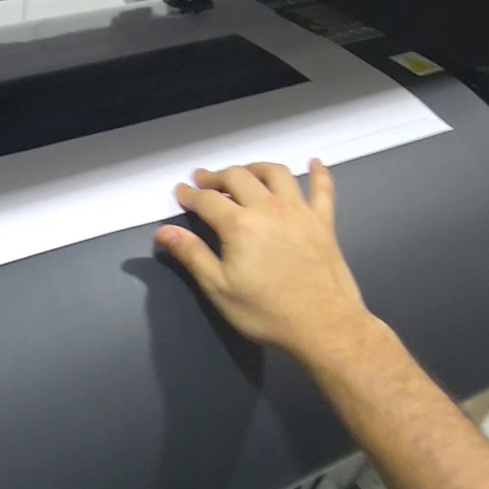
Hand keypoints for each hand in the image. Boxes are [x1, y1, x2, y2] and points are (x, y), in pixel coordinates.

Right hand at [155, 160, 377, 364]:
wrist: (323, 325)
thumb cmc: (265, 311)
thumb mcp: (218, 287)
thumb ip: (191, 254)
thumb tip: (164, 231)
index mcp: (239, 224)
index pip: (207, 200)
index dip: (190, 194)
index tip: (180, 191)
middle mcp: (268, 208)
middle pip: (239, 177)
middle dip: (217, 176)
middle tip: (204, 180)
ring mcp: (300, 211)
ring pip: (276, 173)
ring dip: (255, 168)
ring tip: (244, 173)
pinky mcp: (324, 222)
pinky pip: (323, 188)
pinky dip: (319, 172)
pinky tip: (315, 163)